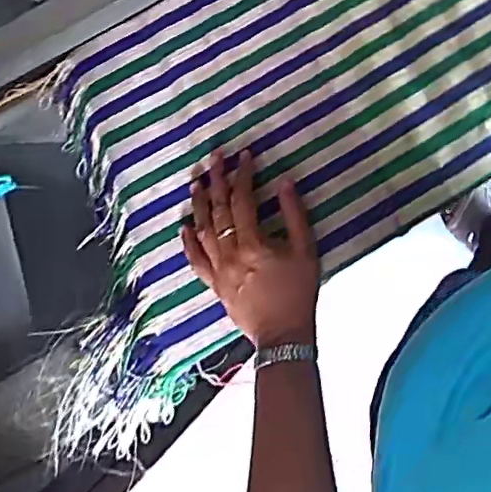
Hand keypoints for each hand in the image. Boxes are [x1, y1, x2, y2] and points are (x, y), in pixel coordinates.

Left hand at [182, 148, 319, 347]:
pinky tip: (184, 226)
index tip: (244, 155)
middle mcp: (230, 254)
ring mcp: (218, 270)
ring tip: (196, 182)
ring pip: (202, 231)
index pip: (243, 199)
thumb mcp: (306, 249)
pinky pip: (195, 261)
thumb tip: (285, 182)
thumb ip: (295, 214)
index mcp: (253, 244)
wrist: (283, 335)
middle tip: (214, 158)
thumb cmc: (298, 291)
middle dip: (216, 180)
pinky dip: (188, 242)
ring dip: (199, 204)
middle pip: (218, 210)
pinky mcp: (214, 285)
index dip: (242, 174)